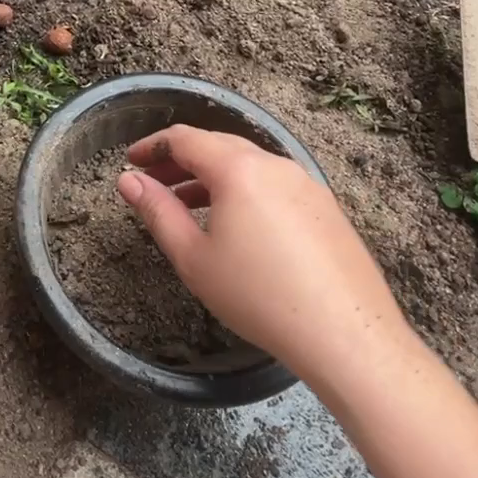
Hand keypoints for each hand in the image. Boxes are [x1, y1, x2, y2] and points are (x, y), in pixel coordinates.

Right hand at [114, 124, 409, 382]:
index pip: (185, 139)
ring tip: (188, 205)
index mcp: (239, 169)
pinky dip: (244, 191)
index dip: (152, 146)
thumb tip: (129, 181)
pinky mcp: (326, 209)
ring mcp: (306, 185)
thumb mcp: (193, 257)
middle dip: (180, 160)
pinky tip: (236, 225)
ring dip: (211, 176)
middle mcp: (275, 165)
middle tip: (153, 181)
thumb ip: (157, 212)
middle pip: (217, 146)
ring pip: (248, 165)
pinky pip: (274, 185)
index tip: (131, 161)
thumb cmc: (260, 296)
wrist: (349, 338)